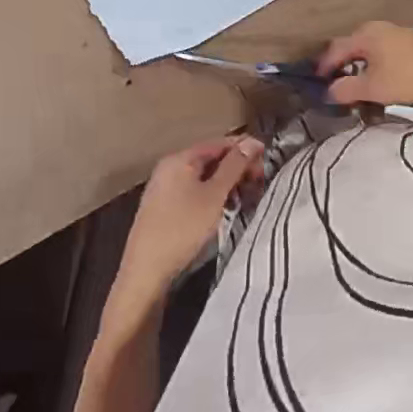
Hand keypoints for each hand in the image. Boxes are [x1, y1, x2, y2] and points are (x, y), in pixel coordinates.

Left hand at [105, 135, 263, 331]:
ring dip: (225, 185)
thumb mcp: (214, 195)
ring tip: (245, 200)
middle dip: (236, 169)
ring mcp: (164, 187)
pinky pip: (193, 191)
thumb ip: (234, 166)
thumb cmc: (183, 228)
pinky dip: (211, 196)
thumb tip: (252, 141)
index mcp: (180, 159)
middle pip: (210, 159)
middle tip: (258, 186)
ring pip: (202, 177)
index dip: (244, 150)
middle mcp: (169, 167)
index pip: (219, 143)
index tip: (266, 165)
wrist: (146, 270)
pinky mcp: (163, 207)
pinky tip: (223, 210)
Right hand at [316, 21, 412, 107]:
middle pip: (351, 50)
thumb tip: (327, 92)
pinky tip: (382, 88)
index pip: (333, 50)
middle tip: (336, 91)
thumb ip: (345, 90)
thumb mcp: (373, 88)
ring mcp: (397, 36)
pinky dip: (377, 72)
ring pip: (369, 55)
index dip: (322, 69)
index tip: (316, 87)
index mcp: (364, 34)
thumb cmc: (411, 78)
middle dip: (341, 71)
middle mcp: (378, 29)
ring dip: (361, 73)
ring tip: (359, 93)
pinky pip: (384, 58)